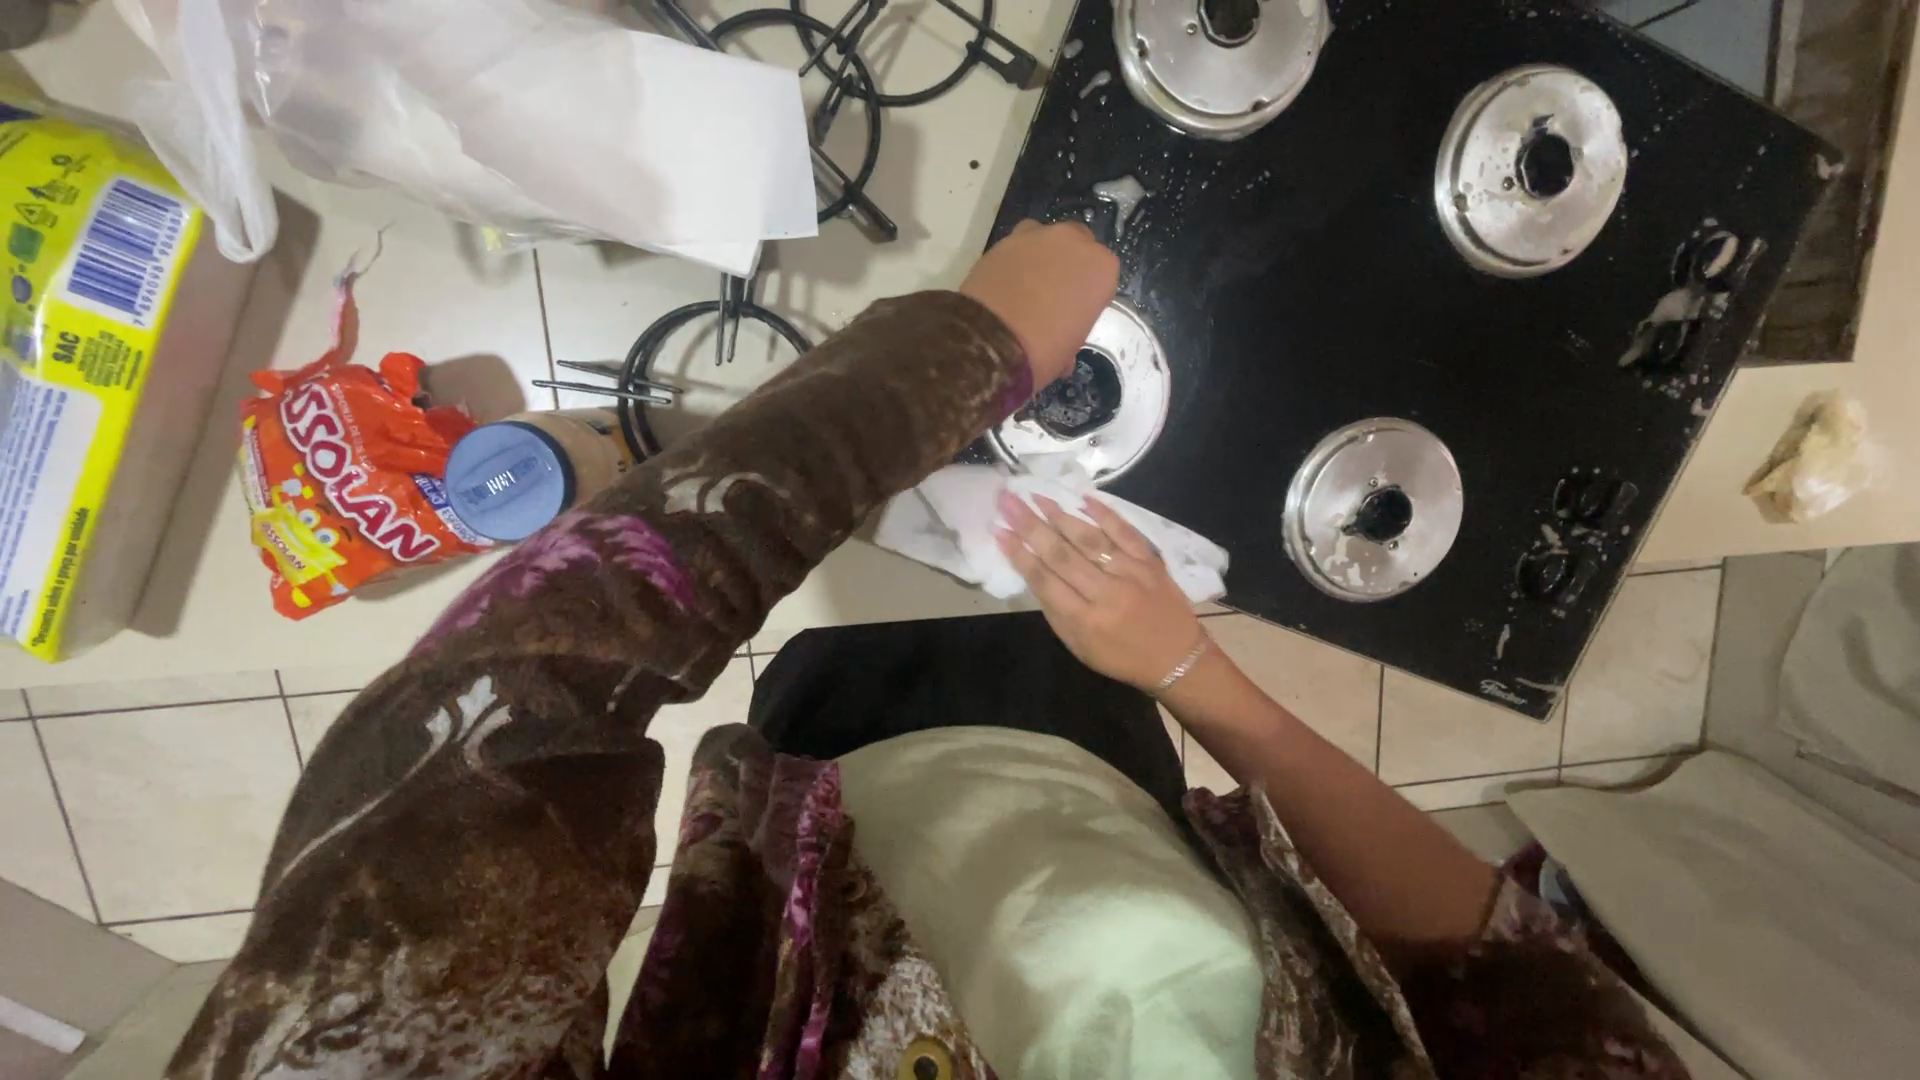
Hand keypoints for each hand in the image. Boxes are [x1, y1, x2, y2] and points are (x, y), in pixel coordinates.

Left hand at [958, 220, 1118, 387]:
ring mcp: (1037, 235)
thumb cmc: (1041, 351)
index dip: (1089, 294)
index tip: (1076, 312)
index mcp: (1102, 269)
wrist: (989, 343)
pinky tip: (1006, 284)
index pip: (1103, 276)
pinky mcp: (1004, 239)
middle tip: (1053, 295)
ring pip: (1048, 239)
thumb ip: (1072, 332)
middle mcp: (1074, 242)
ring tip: (1027, 286)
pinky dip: (1016, 261)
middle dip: (1069, 265)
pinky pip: (1018, 247)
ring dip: (1043, 256)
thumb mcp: (1069, 350)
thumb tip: (1062, 340)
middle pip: (1079, 246)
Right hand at [994, 491, 1206, 690]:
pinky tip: (1083, 498)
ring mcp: (1131, 573)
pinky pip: (1125, 532)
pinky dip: (1104, 514)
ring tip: (1036, 496)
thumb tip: (1033, 571)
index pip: (1044, 580)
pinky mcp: (1151, 561)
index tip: (999, 531)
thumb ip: (1055, 610)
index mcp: (1084, 620)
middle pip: (1061, 554)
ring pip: (1090, 539)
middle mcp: (1106, 593)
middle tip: (1007, 501)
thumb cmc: (1120, 657)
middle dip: (1030, 525)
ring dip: (1060, 515)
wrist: (1177, 659)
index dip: (1019, 554)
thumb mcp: (1079, 645)